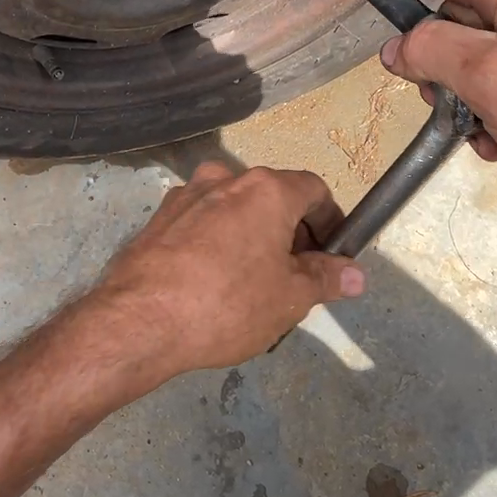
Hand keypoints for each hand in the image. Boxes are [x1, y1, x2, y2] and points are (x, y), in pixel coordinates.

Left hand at [84, 164, 364, 378]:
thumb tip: (355, 272)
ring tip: (254, 285)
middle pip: (271, 197)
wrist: (141, 317)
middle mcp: (224, 178)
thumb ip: (325, 278)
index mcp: (263, 189)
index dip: (330, 221)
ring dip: (252, 236)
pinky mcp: (158, 217)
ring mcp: (186, 194)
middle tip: (297, 277)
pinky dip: (217, 242)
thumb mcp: (290, 297)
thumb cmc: (228, 303)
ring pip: (234, 209)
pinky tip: (214, 283)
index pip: (313, 189)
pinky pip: (202, 222)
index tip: (333, 255)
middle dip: (290, 232)